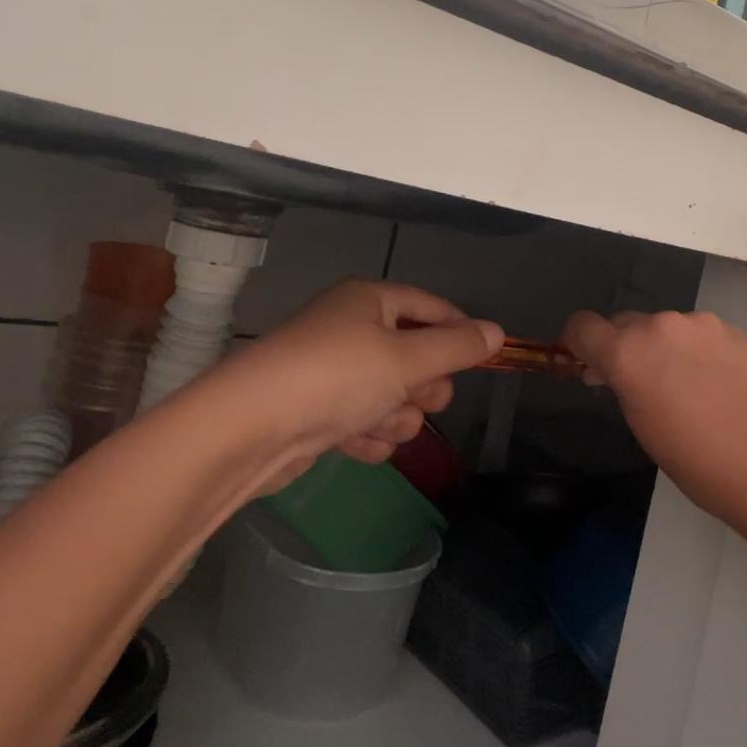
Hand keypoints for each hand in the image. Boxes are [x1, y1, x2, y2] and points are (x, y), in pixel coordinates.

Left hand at [188, 280, 501, 485]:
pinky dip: (368, 435)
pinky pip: (361, 420)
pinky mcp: (315, 412)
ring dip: (397, 416)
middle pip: (412, 354)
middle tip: (424, 399)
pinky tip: (361, 445)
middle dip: (424, 384)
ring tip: (384, 426)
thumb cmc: (335, 377)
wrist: (250, 429)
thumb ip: (456, 348)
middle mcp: (349, 329)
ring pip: (390, 393)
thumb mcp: (407, 359)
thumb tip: (496, 332)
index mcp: (368, 301)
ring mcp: (330, 372)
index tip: (483, 360)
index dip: (459, 331)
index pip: (429, 307)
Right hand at [561, 310, 746, 522]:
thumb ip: (622, 386)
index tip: (583, 363)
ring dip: (661, 349)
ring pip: (664, 329)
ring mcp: (700, 324)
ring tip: (685, 391)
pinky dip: (694, 351)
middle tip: (636, 387)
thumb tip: (613, 371)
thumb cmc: (699, 461)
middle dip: (623, 349)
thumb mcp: (643, 427)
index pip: (583, 326)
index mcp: (628, 352)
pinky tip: (714, 385)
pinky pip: (697, 334)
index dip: (576, 343)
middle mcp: (661, 326)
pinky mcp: (732, 331)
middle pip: (625, 324)